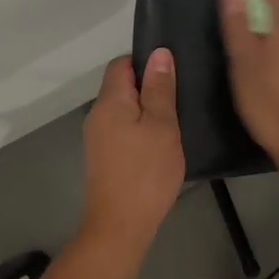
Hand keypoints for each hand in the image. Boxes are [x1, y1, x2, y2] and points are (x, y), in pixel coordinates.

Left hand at [80, 50, 184, 246]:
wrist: (120, 225)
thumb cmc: (146, 172)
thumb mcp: (162, 125)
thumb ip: (160, 88)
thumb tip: (158, 53)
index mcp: (110, 101)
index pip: (121, 64)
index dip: (146, 62)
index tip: (172, 75)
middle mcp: (98, 115)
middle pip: (121, 86)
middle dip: (149, 87)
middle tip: (181, 98)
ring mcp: (98, 138)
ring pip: (124, 110)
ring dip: (147, 111)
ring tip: (176, 122)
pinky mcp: (104, 158)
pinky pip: (123, 131)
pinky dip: (141, 131)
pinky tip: (161, 145)